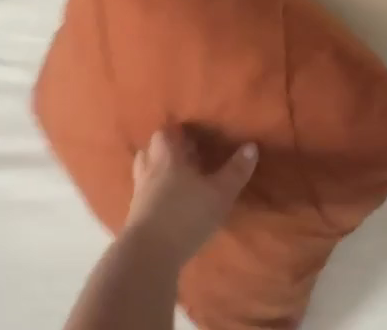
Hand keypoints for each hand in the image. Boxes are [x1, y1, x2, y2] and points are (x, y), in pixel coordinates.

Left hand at [122, 127, 257, 268]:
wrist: (148, 255)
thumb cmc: (185, 214)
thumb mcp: (219, 193)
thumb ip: (235, 170)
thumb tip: (251, 146)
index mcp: (167, 155)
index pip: (167, 132)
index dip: (178, 132)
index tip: (193, 135)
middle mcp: (149, 169)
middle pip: (152, 149)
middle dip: (166, 150)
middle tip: (186, 156)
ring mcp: (139, 194)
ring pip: (145, 172)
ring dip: (157, 172)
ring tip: (176, 179)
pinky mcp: (134, 217)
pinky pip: (143, 196)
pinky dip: (153, 195)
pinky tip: (167, 205)